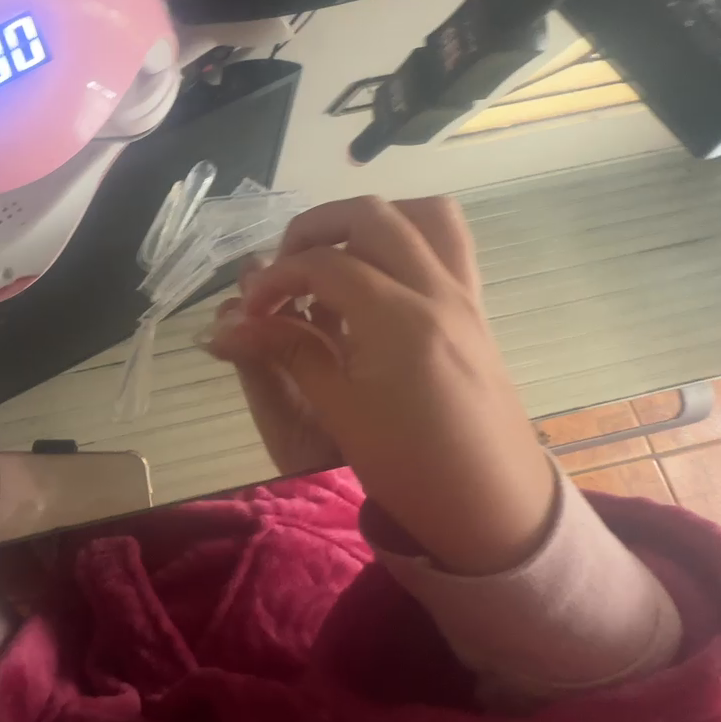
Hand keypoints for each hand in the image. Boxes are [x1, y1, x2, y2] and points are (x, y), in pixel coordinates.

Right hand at [201, 196, 555, 574]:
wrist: (495, 507)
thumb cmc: (410, 464)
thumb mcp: (338, 409)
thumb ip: (287, 350)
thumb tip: (225, 325)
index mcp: (398, 317)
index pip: (322, 263)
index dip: (275, 279)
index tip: (250, 312)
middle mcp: (436, 290)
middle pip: (371, 215)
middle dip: (314, 229)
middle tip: (286, 268)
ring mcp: (463, 296)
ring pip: (423, 214)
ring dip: (369, 222)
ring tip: (334, 257)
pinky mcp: (474, 310)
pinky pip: (446, 244)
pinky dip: (405, 239)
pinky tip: (373, 281)